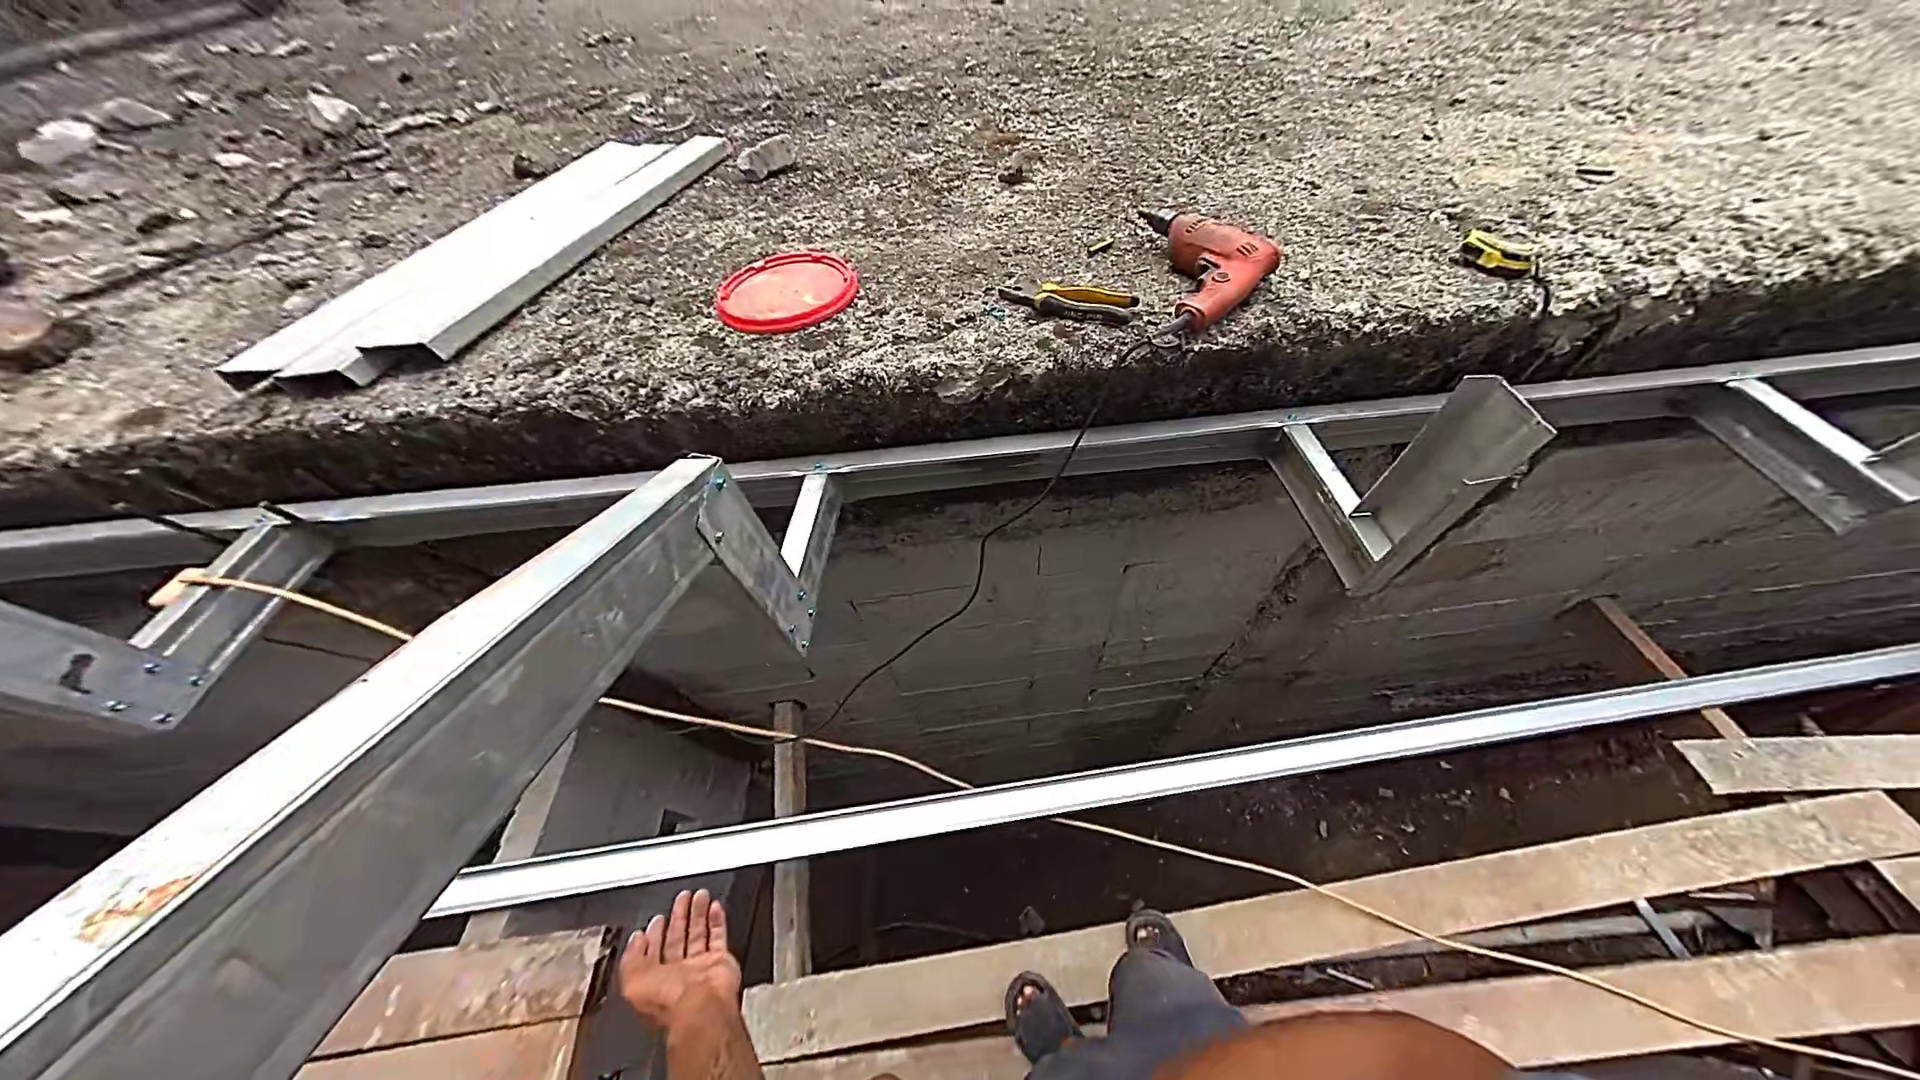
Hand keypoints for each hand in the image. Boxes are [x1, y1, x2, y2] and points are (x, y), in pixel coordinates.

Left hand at [619, 888, 742, 1028]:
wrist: (702, 1006)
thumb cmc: (667, 1000)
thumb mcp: (633, 981)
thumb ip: (631, 958)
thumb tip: (634, 940)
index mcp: (655, 981)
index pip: (654, 953)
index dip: (655, 934)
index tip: (658, 918)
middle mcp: (678, 974)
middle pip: (678, 939)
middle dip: (679, 916)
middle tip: (682, 897)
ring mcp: (700, 967)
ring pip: (698, 934)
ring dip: (698, 913)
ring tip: (699, 895)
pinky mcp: (720, 961)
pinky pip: (718, 936)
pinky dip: (717, 920)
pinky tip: (714, 907)